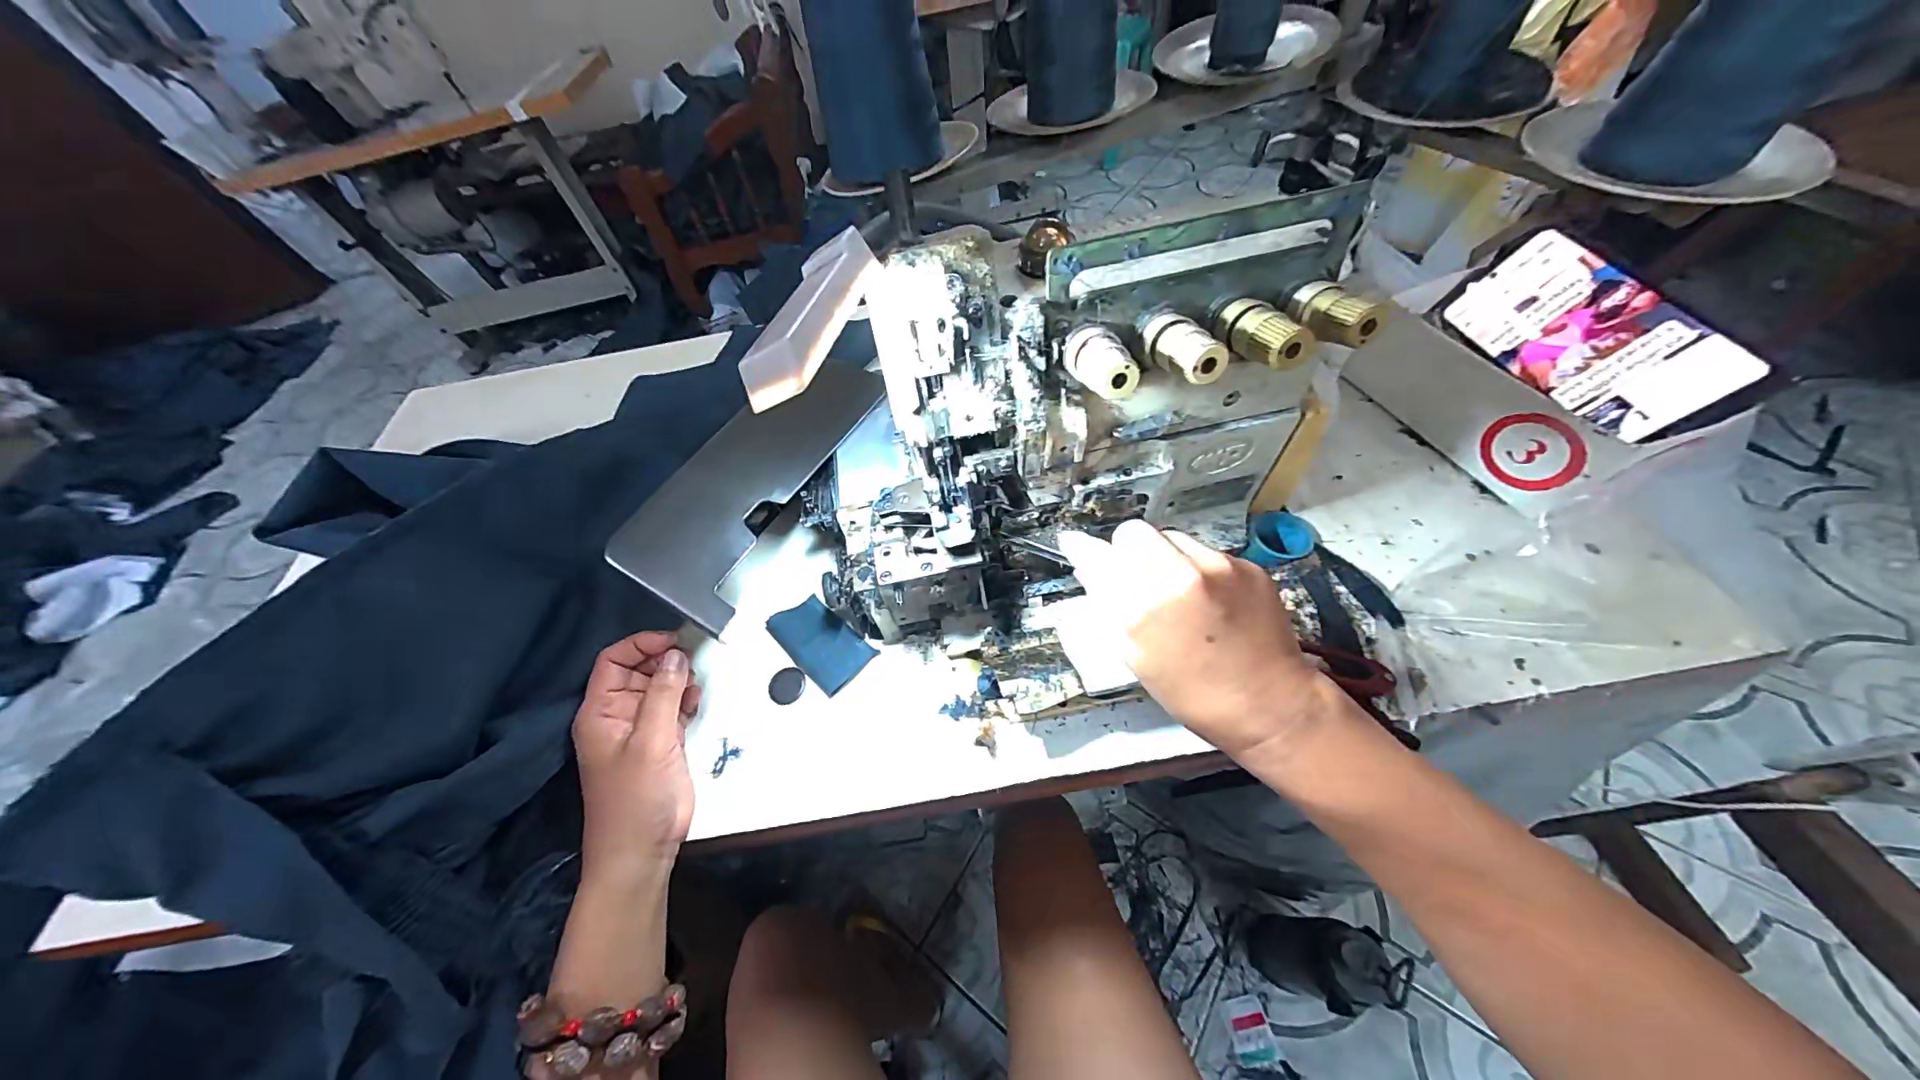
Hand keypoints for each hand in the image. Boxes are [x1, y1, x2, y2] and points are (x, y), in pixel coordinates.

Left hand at [573, 632, 702, 880]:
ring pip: (659, 687)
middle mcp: (617, 715)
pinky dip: (685, 699)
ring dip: (678, 680)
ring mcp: (640, 729)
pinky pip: (672, 706)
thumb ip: (663, 694)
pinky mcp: (661, 742)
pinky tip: (695, 703)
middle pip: (639, 669)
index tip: (674, 641)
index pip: (614, 660)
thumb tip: (675, 655)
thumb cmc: (636, 800)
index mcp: (600, 712)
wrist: (642, 850)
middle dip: (665, 662)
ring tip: (694, 688)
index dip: (641, 645)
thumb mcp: (651, 741)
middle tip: (691, 666)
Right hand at [1056, 520, 1333, 758]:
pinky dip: (1198, 568)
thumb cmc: (1196, 694)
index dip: (1084, 551)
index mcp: (1143, 609)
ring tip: (1175, 589)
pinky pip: (1207, 552)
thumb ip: (1110, 610)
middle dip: (1128, 550)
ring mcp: (1218, 568)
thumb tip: (1092, 573)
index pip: (1098, 557)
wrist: (1271, 705)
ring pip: (1172, 536)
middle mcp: (1179, 578)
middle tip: (1134, 574)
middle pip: (1134, 533)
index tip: (1077, 546)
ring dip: (1163, 556)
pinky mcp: (1248, 566)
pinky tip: (1208, 598)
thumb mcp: (1136, 658)